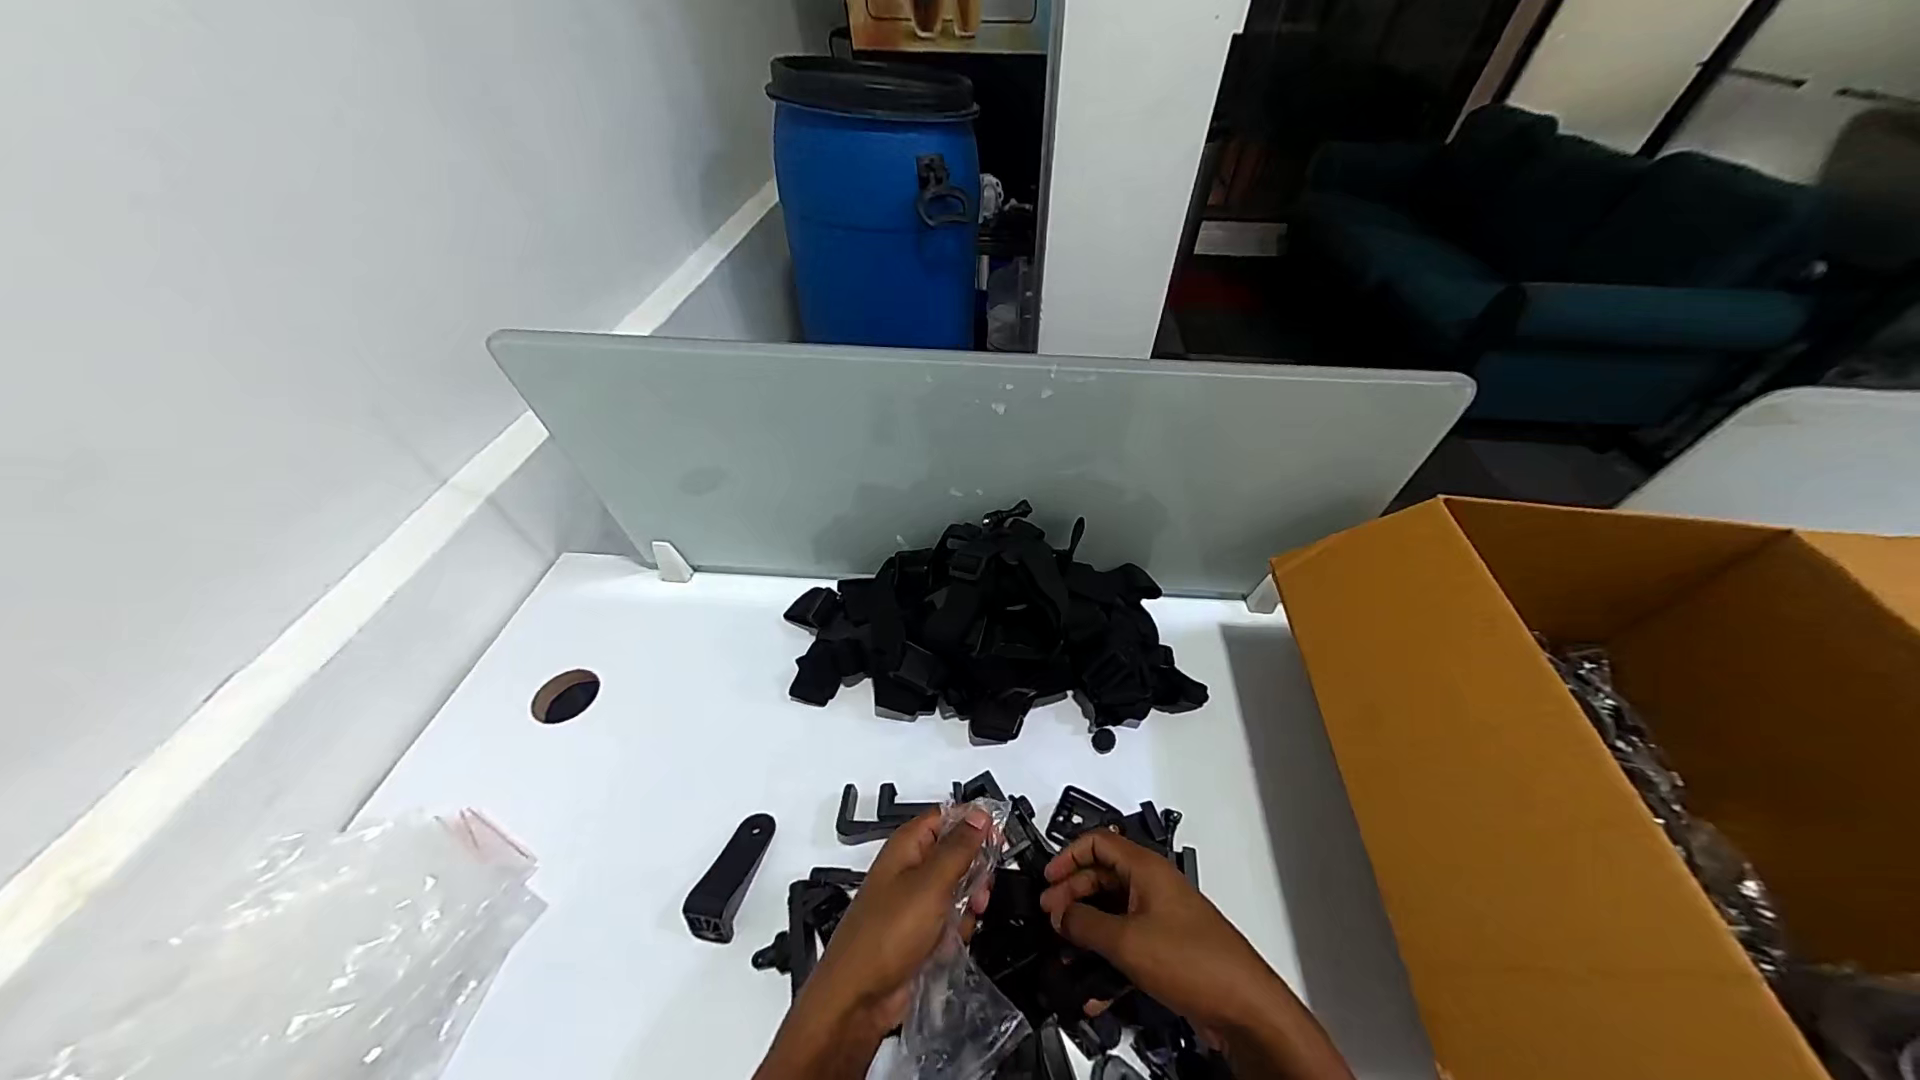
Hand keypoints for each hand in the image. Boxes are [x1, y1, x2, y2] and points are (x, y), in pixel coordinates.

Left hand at [755, 806, 994, 1079]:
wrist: (860, 998)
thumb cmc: (882, 937)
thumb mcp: (931, 883)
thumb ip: (959, 847)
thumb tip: (978, 816)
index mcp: (908, 844)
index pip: (948, 816)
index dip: (974, 823)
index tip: (995, 838)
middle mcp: (910, 868)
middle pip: (958, 852)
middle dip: (974, 871)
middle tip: (978, 887)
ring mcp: (915, 900)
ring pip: (958, 888)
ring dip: (967, 905)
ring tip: (960, 919)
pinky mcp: (920, 929)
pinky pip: (951, 920)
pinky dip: (956, 931)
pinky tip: (948, 942)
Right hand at [1038, 832, 1354, 1079]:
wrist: (1244, 1009)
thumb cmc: (1200, 963)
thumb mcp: (1126, 940)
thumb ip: (1085, 923)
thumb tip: (1061, 914)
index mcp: (1146, 868)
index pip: (1097, 842)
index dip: (1068, 856)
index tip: (1049, 878)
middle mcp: (1154, 886)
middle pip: (1101, 876)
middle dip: (1072, 895)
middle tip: (1053, 915)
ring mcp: (1161, 917)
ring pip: (1112, 912)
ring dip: (1087, 929)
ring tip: (1067, 949)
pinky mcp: (1166, 947)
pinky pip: (1126, 941)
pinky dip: (1107, 956)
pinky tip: (1094, 985)